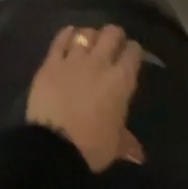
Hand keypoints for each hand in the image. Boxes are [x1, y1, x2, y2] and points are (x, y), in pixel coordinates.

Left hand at [26, 25, 144, 171]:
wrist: (54, 146)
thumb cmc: (91, 147)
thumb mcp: (114, 145)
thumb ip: (126, 142)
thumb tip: (138, 155)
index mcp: (122, 80)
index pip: (134, 52)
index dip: (132, 51)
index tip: (129, 56)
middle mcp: (100, 63)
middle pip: (111, 34)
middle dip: (113, 36)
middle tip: (110, 45)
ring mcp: (73, 61)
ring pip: (86, 34)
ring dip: (89, 35)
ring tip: (88, 42)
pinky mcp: (49, 64)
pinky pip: (59, 40)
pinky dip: (65, 35)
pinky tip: (68, 34)